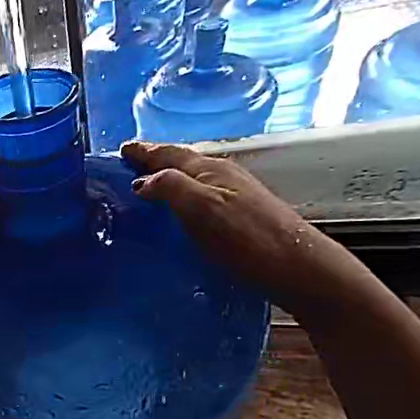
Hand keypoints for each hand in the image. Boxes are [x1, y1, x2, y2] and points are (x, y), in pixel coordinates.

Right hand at [122, 141, 371, 320]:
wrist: (297, 268)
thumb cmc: (247, 238)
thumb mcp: (203, 208)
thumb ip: (171, 188)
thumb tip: (143, 181)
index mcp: (210, 169)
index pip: (169, 153)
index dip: (144, 151)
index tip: (122, 150)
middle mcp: (224, 176)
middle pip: (182, 163)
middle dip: (155, 163)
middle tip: (130, 168)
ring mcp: (236, 196)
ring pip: (194, 180)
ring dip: (170, 180)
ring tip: (149, 189)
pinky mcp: (243, 218)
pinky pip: (203, 199)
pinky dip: (184, 199)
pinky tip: (181, 215)